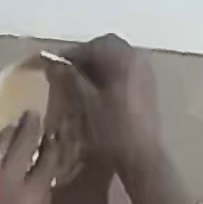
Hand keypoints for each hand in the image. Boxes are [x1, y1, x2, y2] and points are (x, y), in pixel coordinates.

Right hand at [61, 34, 159, 168]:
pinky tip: (99, 87)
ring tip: (81, 79)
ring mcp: (145, 69)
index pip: (93, 46)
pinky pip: (126, 66)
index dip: (72, 54)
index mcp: (123, 57)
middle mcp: (136, 57)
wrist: (142, 158)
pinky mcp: (148, 83)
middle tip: (69, 69)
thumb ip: (72, 78)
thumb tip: (55, 64)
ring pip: (117, 55)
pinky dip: (111, 70)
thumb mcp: (87, 104)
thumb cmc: (113, 130)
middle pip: (106, 45)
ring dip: (99, 62)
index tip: (55, 63)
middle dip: (86, 54)